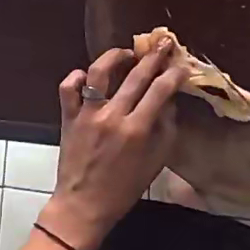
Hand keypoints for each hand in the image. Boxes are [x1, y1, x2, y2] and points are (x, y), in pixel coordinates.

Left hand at [38, 43, 188, 249]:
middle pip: (135, 76)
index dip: (174, 74)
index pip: (160, 91)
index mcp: (137, 130)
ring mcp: (87, 114)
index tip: (182, 65)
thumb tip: (169, 102)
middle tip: (162, 44)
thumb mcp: (155, 163)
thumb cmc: (123, 188)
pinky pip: (68, 88)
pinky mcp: (68, 117)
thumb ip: (165, 130)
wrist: (84, 205)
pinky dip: (76, 77)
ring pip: (99, 72)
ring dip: (114, 57)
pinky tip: (86, 75)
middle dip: (152, 57)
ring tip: (126, 54)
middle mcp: (112, 116)